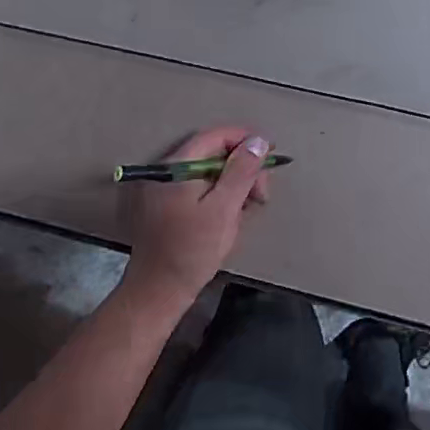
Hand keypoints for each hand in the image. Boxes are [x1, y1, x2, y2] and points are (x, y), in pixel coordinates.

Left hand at [121, 126, 273, 302]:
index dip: (246, 139)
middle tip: (262, 193)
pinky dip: (221, 195)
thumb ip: (241, 172)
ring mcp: (168, 187)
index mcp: (178, 165)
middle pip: (214, 153)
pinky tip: (233, 214)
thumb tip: (257, 140)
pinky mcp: (170, 204)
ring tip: (250, 206)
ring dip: (234, 183)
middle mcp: (170, 169)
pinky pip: (202, 187)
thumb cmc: (192, 250)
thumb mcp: (223, 209)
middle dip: (243, 167)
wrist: (158, 292)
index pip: (216, 136)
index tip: (270, 153)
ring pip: (210, 171)